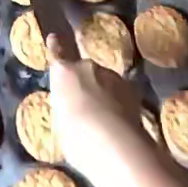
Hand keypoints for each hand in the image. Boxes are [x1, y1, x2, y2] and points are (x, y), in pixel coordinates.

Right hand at [44, 29, 171, 186]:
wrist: (120, 149)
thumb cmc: (78, 140)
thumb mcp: (60, 123)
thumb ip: (64, 105)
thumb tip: (71, 104)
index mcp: (63, 72)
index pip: (57, 52)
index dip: (55, 46)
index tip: (54, 37)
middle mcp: (87, 66)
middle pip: (83, 70)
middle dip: (83, 83)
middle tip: (83, 106)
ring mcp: (112, 76)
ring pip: (103, 81)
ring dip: (102, 93)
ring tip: (104, 119)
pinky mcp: (133, 90)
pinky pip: (119, 93)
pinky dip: (118, 103)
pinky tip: (119, 125)